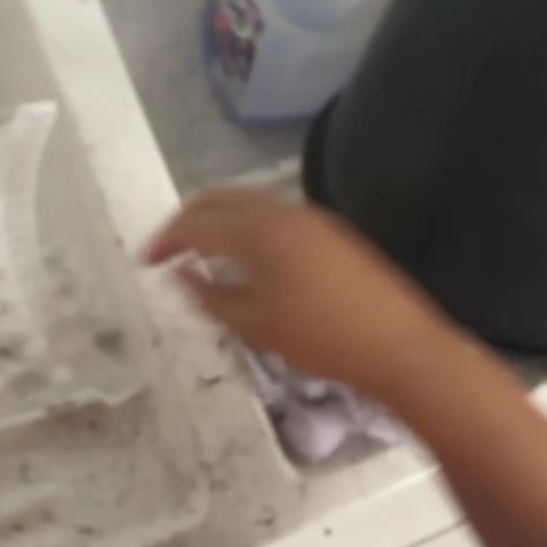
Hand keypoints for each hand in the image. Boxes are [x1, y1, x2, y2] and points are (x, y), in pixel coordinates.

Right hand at [145, 189, 460, 392]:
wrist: (401, 346)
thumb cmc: (321, 340)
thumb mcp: (254, 326)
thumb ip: (209, 296)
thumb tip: (179, 275)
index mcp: (258, 233)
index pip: (195, 224)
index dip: (165, 240)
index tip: (145, 260)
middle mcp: (281, 212)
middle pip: (219, 199)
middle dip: (186, 219)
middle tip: (166, 247)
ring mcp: (310, 217)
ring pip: (248, 201)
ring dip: (216, 217)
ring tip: (198, 247)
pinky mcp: (329, 230)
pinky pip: (272, 212)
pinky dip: (244, 222)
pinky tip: (244, 252)